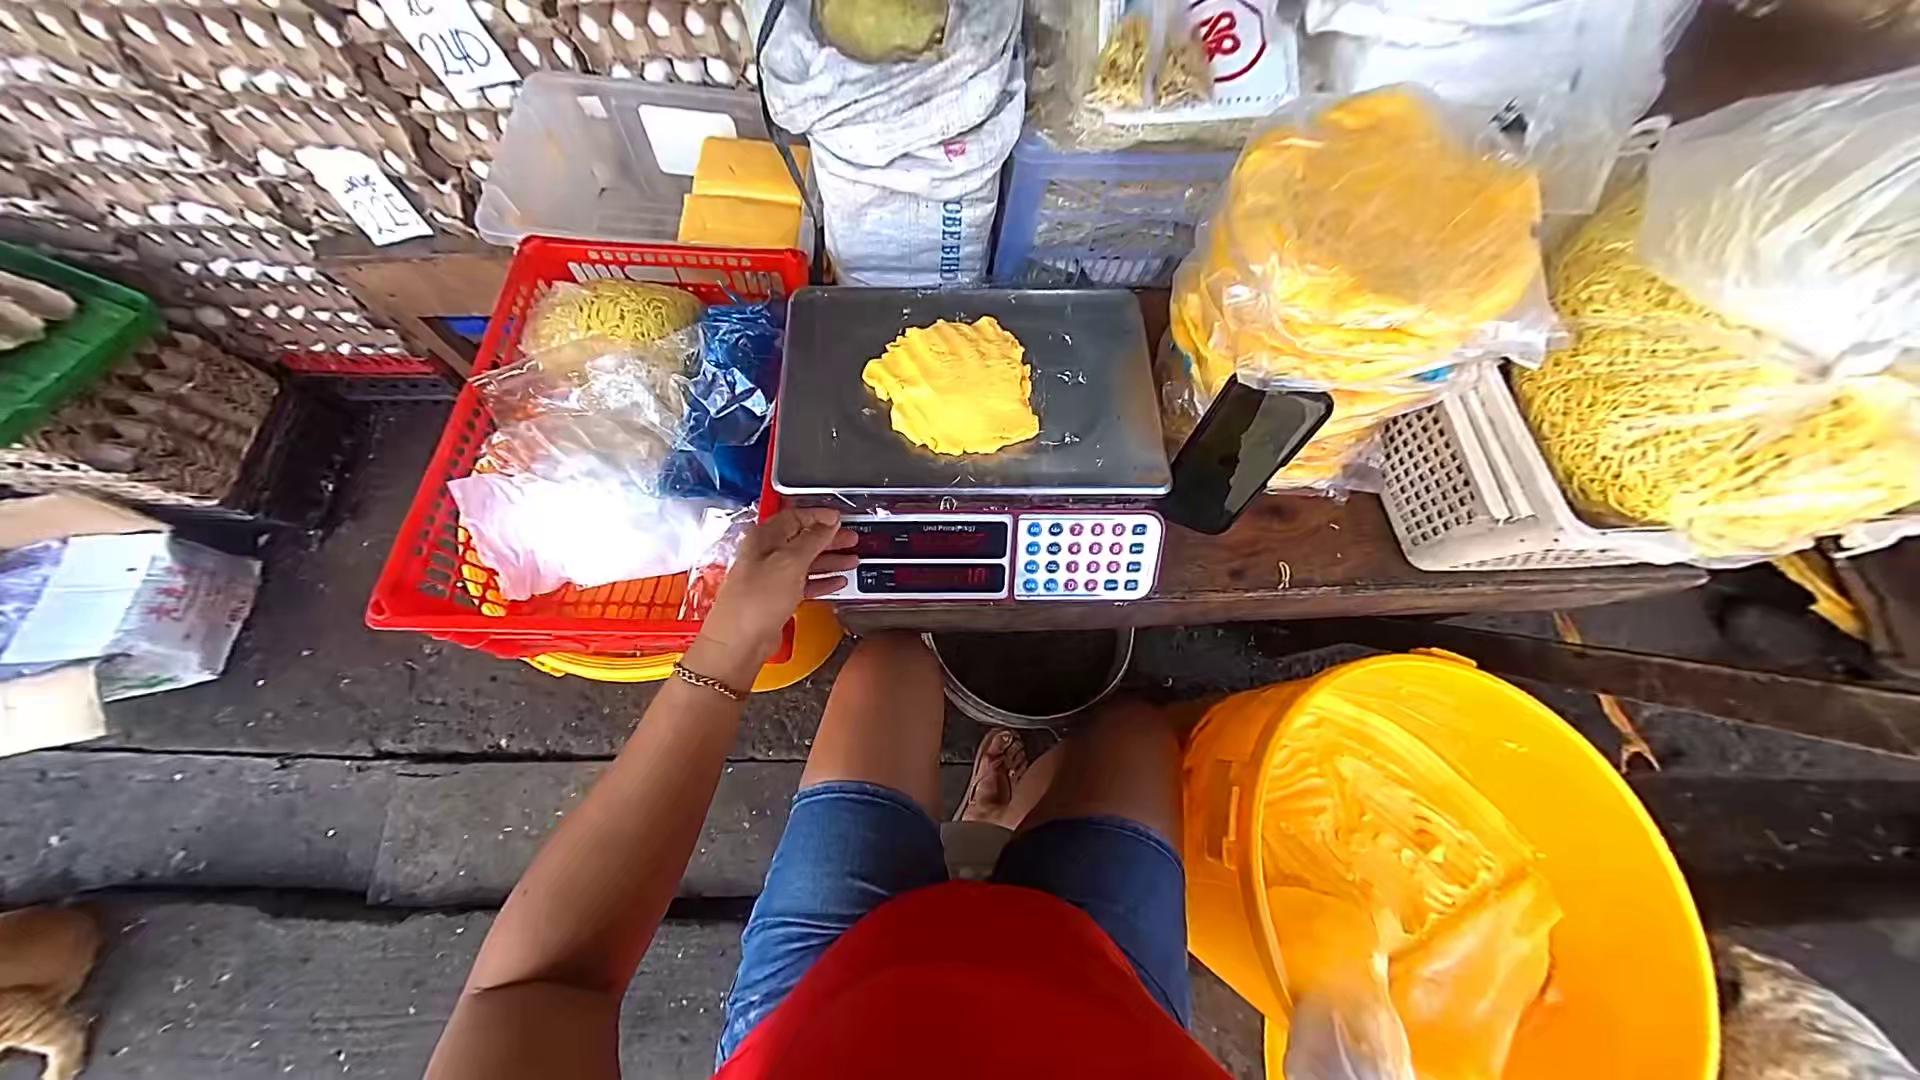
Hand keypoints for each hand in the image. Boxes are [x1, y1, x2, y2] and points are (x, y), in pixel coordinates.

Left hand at [694, 508, 854, 667]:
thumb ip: (813, 539)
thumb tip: (828, 522)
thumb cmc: (755, 601)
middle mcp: (766, 556)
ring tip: (851, 559)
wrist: (740, 642)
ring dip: (830, 560)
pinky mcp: (778, 599)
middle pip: (803, 540)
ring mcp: (771, 578)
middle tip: (850, 538)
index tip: (839, 518)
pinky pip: (805, 584)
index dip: (818, 516)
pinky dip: (823, 581)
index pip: (794, 516)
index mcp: (764, 539)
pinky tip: (838, 581)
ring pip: (806, 563)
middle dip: (829, 539)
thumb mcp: (790, 562)